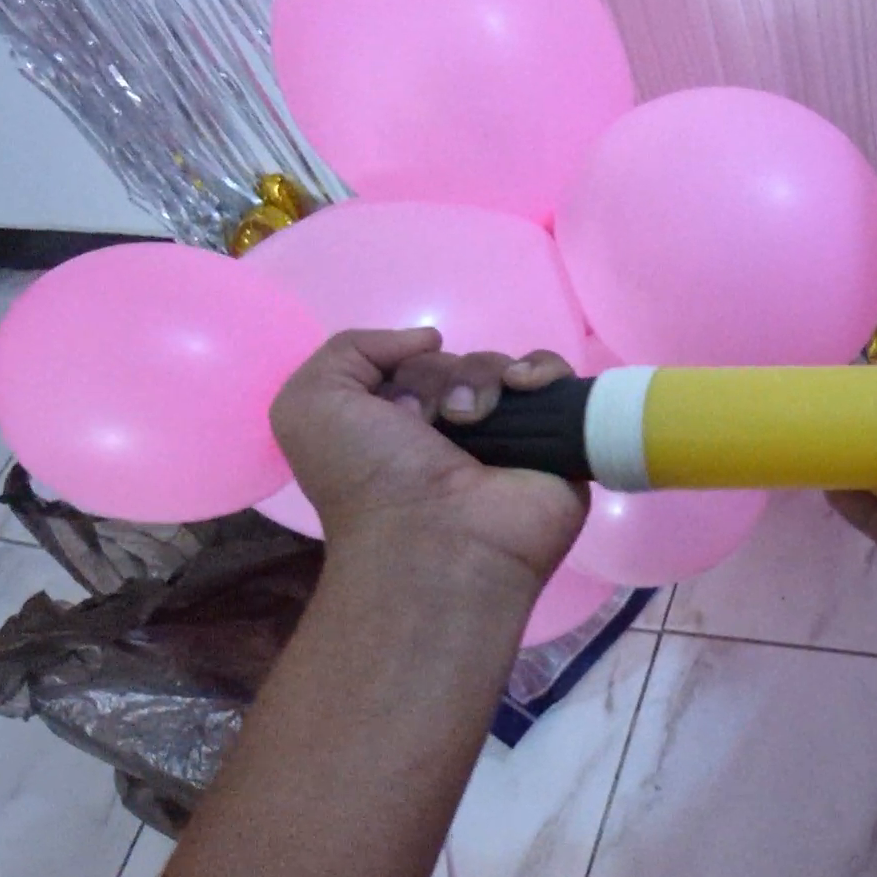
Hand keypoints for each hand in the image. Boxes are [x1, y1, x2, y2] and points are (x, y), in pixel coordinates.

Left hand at [269, 328, 588, 582]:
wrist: (441, 537)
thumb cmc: (371, 477)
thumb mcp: (312, 405)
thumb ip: (350, 349)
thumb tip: (431, 338)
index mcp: (408, 423)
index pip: (422, 364)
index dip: (407, 370)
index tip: (399, 409)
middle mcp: (464, 429)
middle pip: (467, 363)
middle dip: (448, 376)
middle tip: (443, 421)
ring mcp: (518, 435)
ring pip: (512, 369)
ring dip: (488, 377)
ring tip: (478, 417)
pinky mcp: (563, 441)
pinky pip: (564, 383)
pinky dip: (545, 371)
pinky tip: (527, 388)